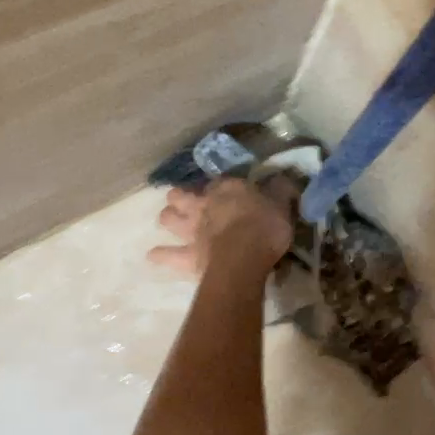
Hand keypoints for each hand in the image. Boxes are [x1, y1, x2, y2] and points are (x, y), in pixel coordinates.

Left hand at [148, 176, 297, 280]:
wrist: (245, 256)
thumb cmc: (265, 226)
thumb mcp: (281, 203)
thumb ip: (280, 189)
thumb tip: (282, 178)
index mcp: (227, 190)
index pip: (219, 183)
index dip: (221, 187)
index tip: (226, 190)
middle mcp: (204, 206)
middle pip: (183, 197)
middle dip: (180, 197)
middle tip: (181, 199)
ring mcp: (193, 231)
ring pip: (170, 220)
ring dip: (168, 218)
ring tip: (165, 219)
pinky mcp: (187, 256)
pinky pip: (169, 255)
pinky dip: (161, 255)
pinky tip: (152, 255)